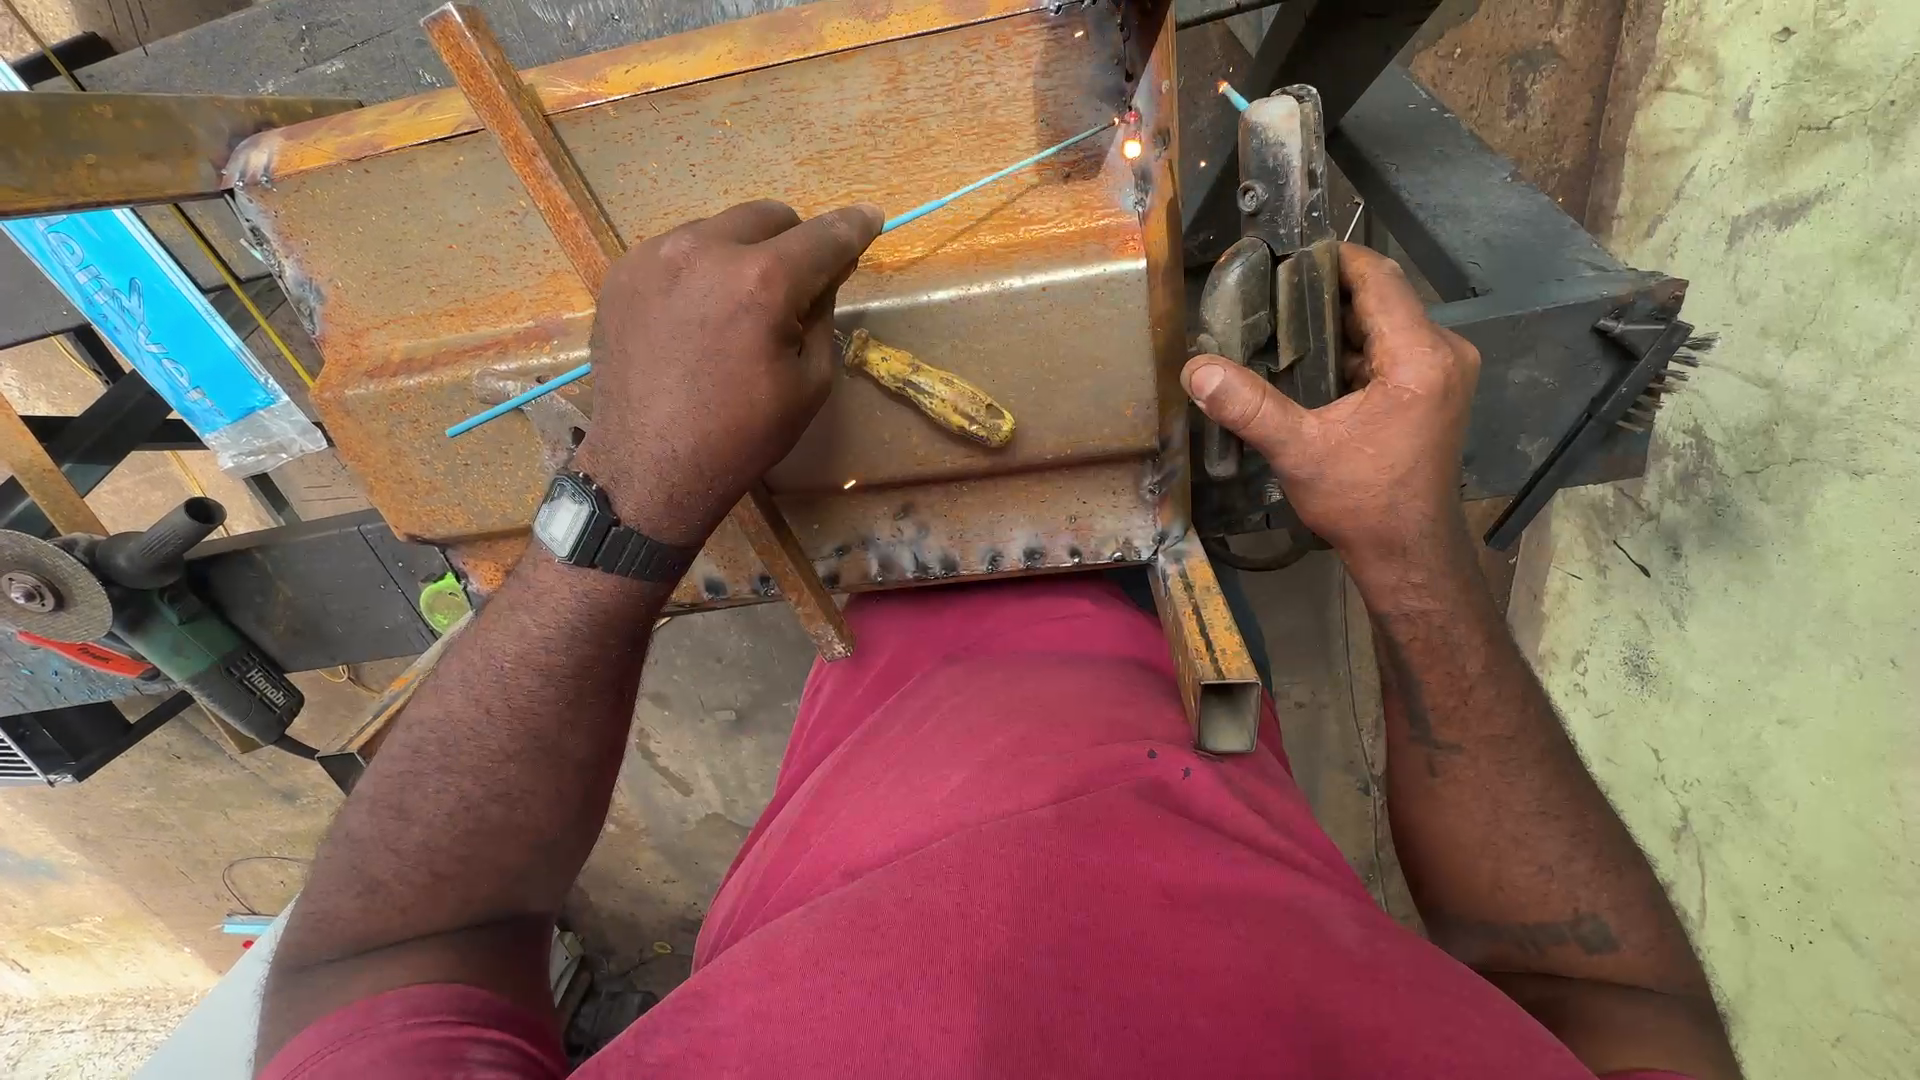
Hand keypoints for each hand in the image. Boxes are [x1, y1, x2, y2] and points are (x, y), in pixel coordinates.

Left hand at [572, 200, 882, 544]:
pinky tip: (698, 317)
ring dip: (745, 253)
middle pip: (769, 216)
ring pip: (720, 228)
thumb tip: (825, 275)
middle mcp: (705, 250)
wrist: (651, 466)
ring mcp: (655, 256)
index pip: (823, 236)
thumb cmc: (743, 435)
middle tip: (798, 285)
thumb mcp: (810, 382)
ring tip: (739, 308)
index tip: (871, 217)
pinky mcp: (622, 274)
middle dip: (795, 242)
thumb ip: (822, 315)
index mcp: (761, 282)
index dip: (854, 226)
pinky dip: (702, 270)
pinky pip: (678, 250)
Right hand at [1181, 242, 1480, 580]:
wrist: (1406, 551)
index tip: (1286, 256)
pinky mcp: (1434, 394)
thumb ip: (1248, 406)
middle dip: (1326, 297)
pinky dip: (1353, 352)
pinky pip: (1391, 353)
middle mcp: (1444, 354)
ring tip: (1280, 327)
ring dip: (1337, 326)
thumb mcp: (1298, 451)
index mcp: (1420, 357)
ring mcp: (1443, 374)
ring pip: (1385, 328)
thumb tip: (1195, 370)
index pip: (1379, 280)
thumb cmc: (1362, 501)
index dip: (1335, 260)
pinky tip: (1310, 365)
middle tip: (1267, 298)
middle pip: (1382, 301)